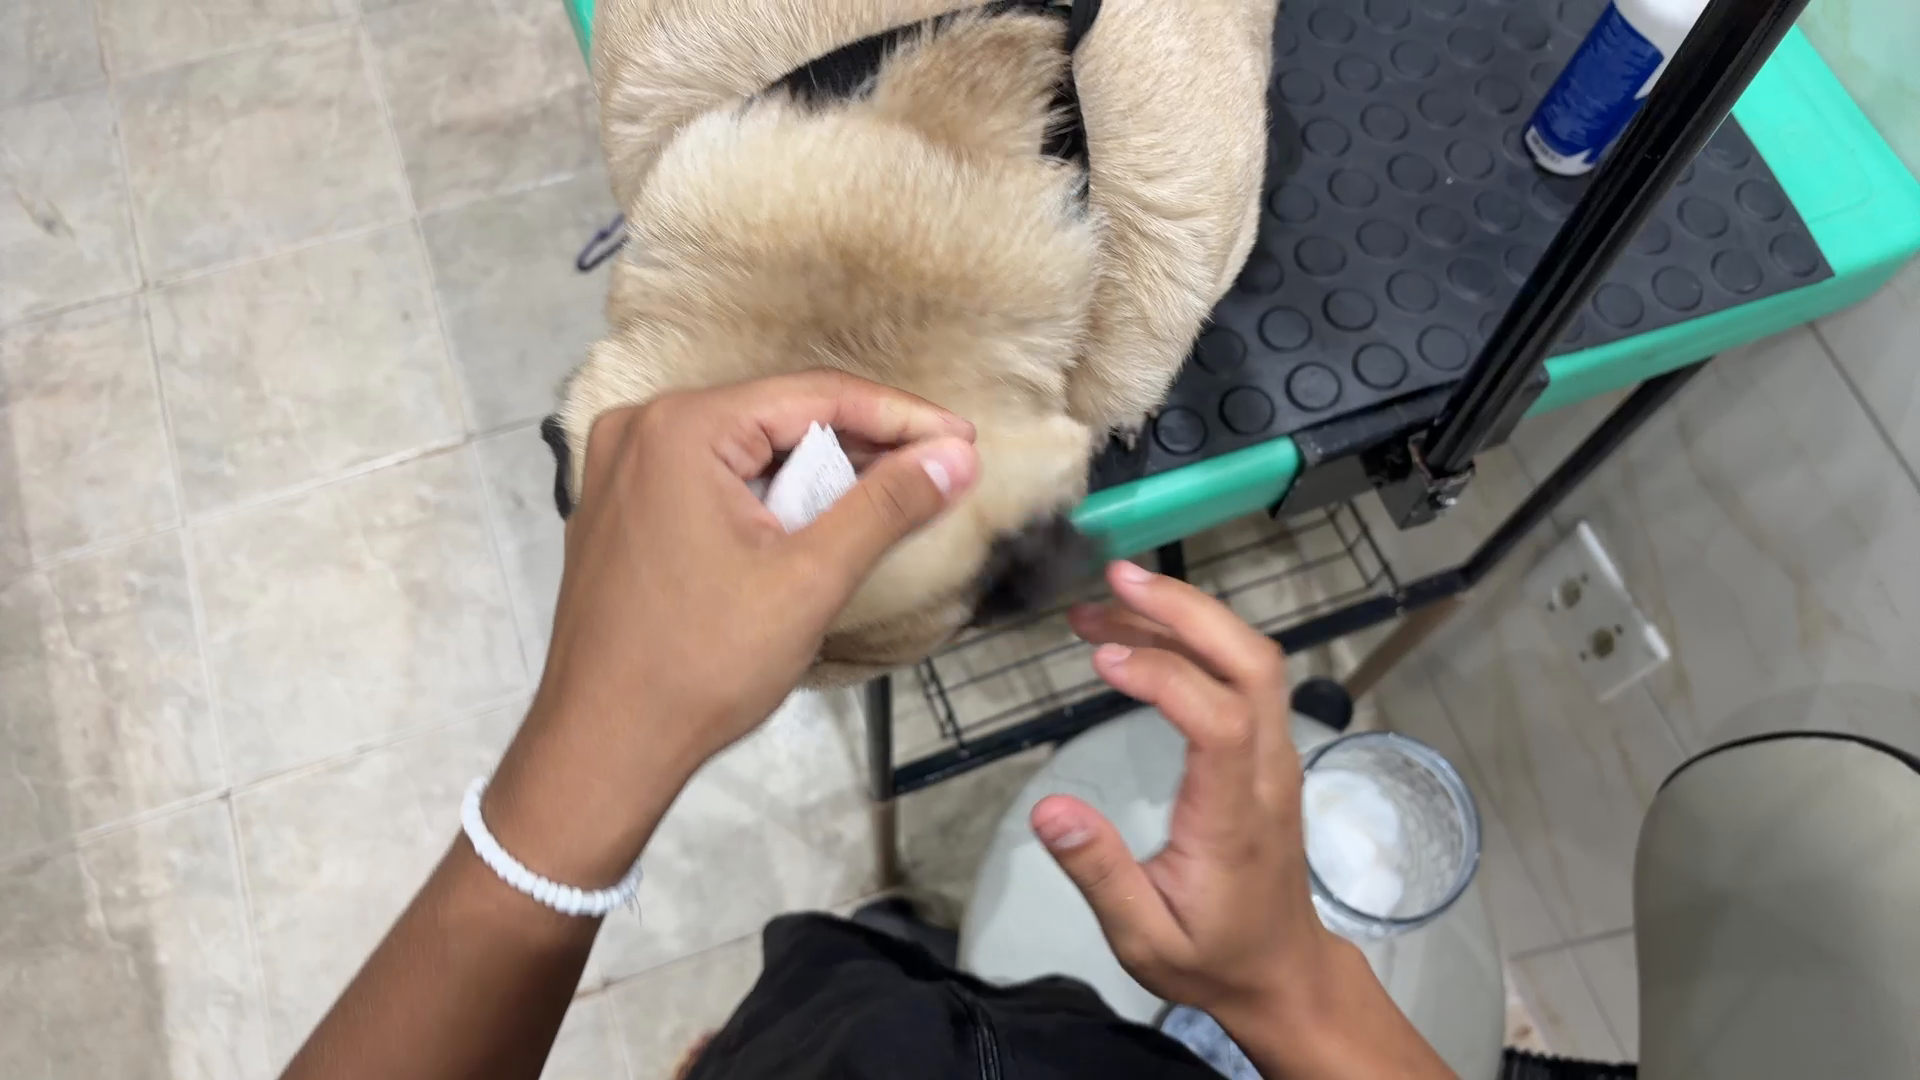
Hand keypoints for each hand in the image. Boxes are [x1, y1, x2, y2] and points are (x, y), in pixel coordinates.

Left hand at [486, 371, 978, 884]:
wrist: (604, 749)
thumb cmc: (704, 664)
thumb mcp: (810, 579)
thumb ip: (888, 506)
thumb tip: (958, 457)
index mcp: (682, 429)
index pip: (815, 396)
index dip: (900, 416)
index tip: (962, 439)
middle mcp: (644, 428)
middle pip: (781, 416)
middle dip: (865, 442)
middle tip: (937, 468)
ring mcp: (626, 468)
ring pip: (753, 447)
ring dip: (823, 469)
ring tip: (894, 491)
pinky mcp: (626, 507)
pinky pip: (720, 477)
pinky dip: (776, 492)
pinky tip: (820, 515)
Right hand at [1032, 562, 1334, 1017]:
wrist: (1284, 972)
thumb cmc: (1212, 955)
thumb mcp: (1144, 938)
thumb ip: (1099, 873)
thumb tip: (1048, 808)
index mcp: (1237, 815)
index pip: (1217, 721)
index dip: (1162, 677)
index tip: (1098, 658)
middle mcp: (1267, 767)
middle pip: (1250, 662)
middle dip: (1184, 609)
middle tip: (1116, 579)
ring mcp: (1272, 751)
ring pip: (1246, 657)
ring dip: (1180, 616)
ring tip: (1104, 603)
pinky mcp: (1263, 745)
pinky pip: (1237, 672)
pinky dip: (1189, 638)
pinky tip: (1134, 636)